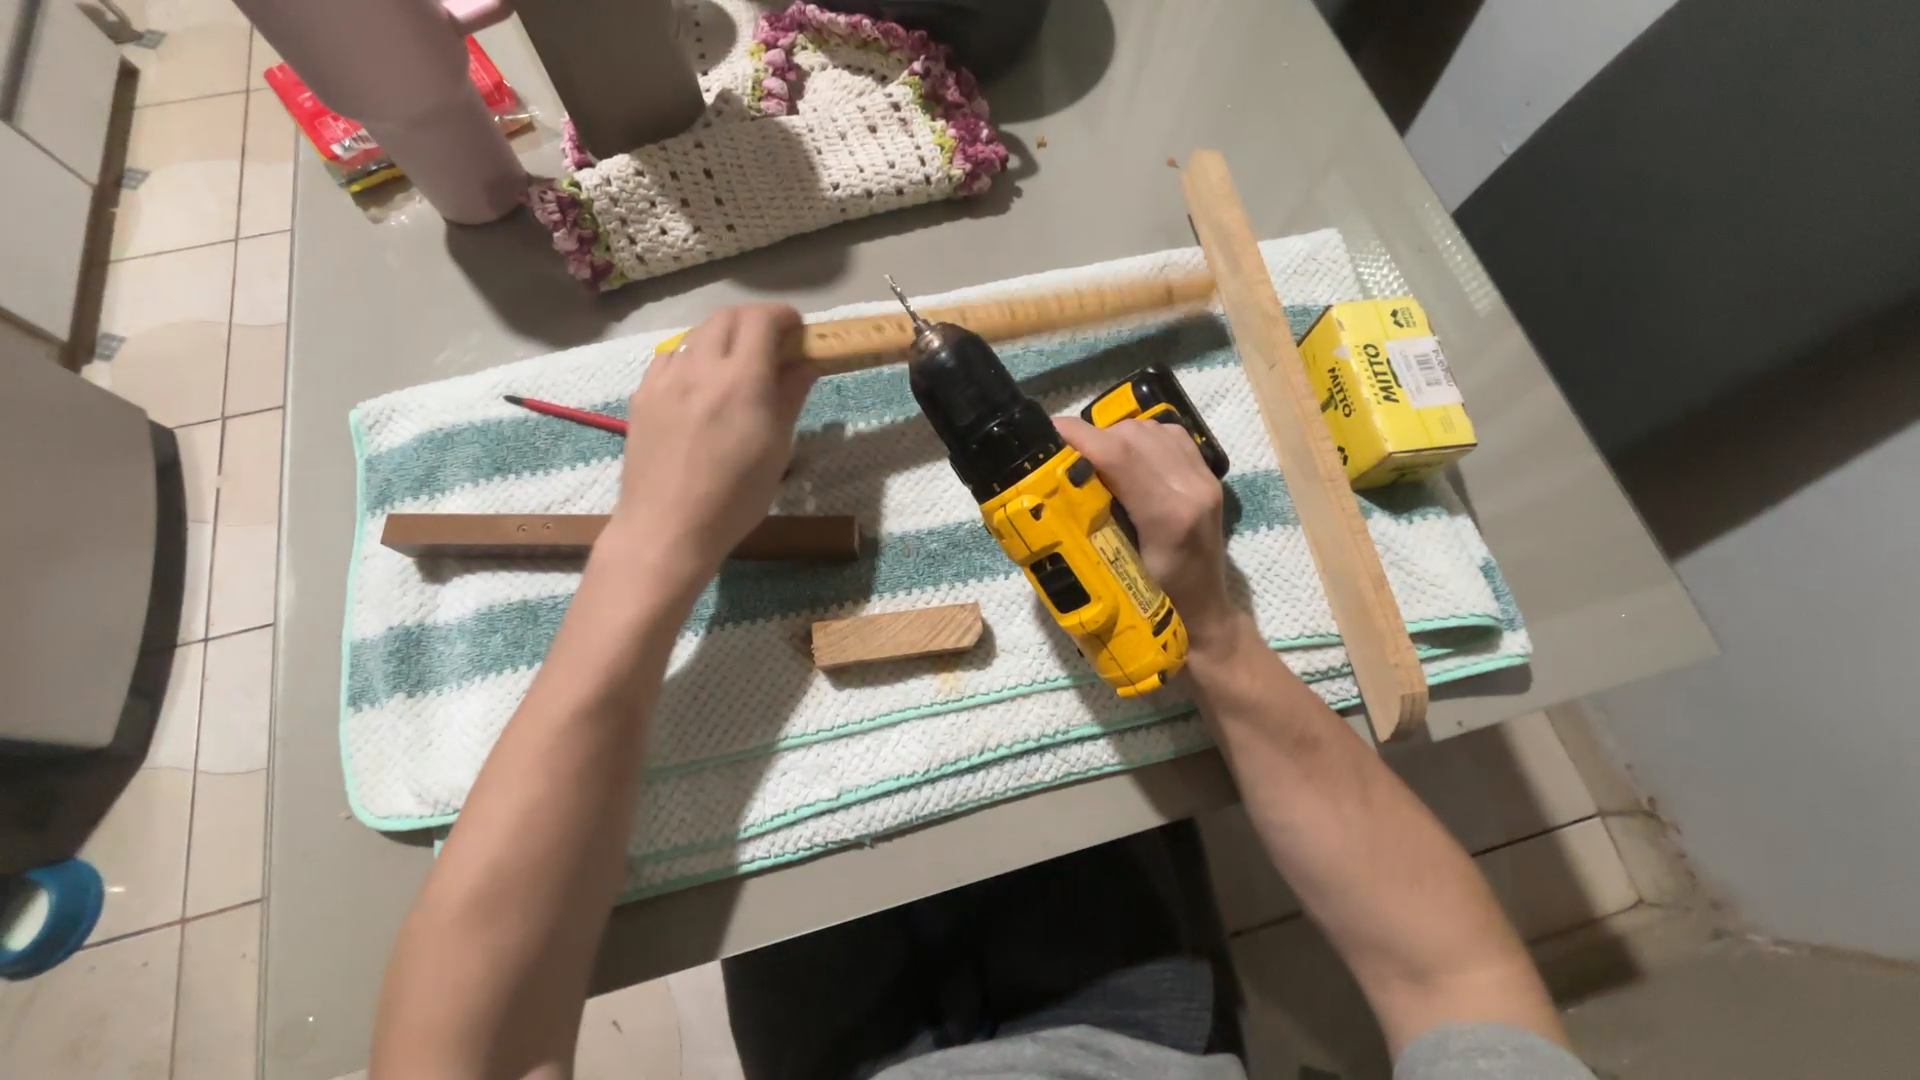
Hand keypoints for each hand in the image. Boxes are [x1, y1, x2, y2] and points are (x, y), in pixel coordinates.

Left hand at [608, 303, 814, 580]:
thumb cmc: (736, 498)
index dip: (783, 316)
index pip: (762, 320)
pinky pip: (670, 358)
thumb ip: (789, 397)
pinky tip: (699, 386)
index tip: (797, 330)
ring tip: (735, 366)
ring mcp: (666, 379)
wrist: (669, 527)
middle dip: (755, 321)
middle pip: (727, 317)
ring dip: (722, 338)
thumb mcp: (777, 449)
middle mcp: (701, 367)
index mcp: (742, 380)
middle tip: (772, 344)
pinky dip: (693, 358)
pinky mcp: (643, 394)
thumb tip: (805, 364)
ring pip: (696, 334)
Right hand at [1053, 416, 1240, 648]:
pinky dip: (1140, 438)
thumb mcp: (1112, 575)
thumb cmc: (1156, 607)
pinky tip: (1125, 459)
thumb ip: (1086, 532)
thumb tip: (1044, 498)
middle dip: (1091, 437)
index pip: (1119, 455)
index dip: (1079, 437)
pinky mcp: (1208, 476)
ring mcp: (1204, 479)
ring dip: (1115, 436)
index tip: (1046, 434)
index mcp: (1168, 516)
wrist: (1206, 616)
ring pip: (1150, 429)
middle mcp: (1191, 488)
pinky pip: (1168, 435)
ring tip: (1092, 460)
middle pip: (1132, 435)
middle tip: (1062, 455)